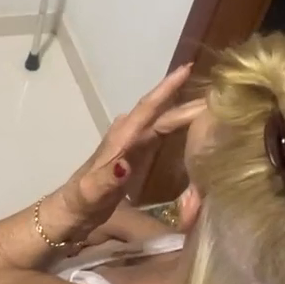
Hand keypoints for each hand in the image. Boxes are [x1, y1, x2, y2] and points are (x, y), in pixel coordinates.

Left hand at [44, 65, 202, 243]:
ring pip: (161, 121)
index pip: (148, 109)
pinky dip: (175, 126)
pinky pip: (160, 134)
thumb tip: (125, 165)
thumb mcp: (92, 193)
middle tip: (214, 94)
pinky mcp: (135, 157)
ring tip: (207, 104)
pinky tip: (188, 127)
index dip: (167, 89)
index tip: (187, 69)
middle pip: (159, 113)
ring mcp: (131, 146)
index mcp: (121, 140)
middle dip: (184, 101)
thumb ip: (106, 180)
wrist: (70, 214)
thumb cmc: (80, 203)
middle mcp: (127, 136)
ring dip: (181, 110)